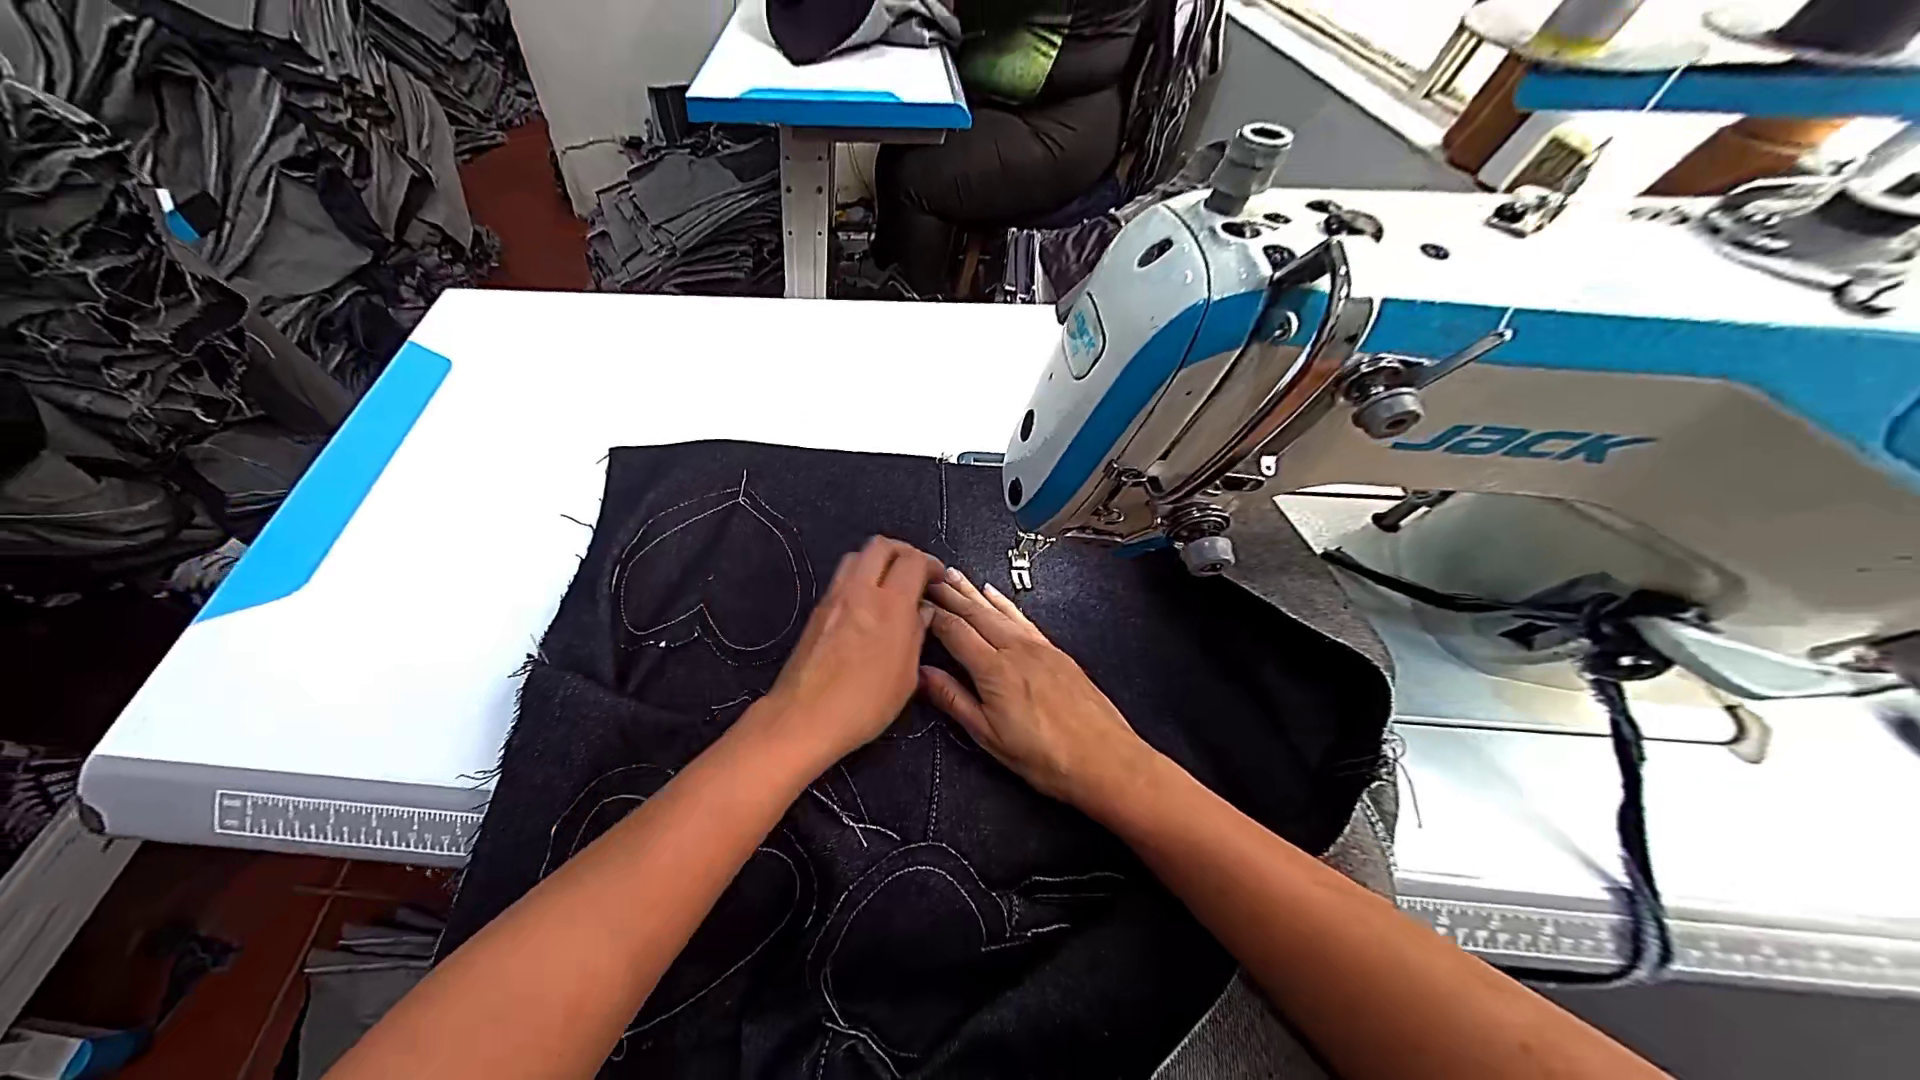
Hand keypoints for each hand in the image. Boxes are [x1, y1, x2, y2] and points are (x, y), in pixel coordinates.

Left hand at [756, 536, 944, 763]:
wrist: (804, 718)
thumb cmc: (861, 705)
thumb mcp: (906, 676)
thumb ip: (916, 635)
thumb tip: (921, 613)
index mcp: (890, 606)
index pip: (913, 561)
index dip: (931, 563)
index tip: (937, 575)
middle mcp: (859, 592)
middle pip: (881, 545)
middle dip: (903, 551)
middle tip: (916, 569)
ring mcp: (834, 599)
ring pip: (857, 556)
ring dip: (877, 560)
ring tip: (891, 582)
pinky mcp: (817, 611)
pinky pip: (841, 578)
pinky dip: (859, 578)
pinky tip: (867, 603)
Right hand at [919, 567, 1158, 806]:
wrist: (1105, 759)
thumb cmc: (1050, 757)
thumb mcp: (990, 737)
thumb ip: (954, 700)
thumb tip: (924, 676)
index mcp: (995, 670)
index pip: (954, 630)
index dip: (931, 613)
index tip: (914, 601)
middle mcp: (1017, 650)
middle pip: (974, 612)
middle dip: (948, 592)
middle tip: (927, 576)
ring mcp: (1038, 647)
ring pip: (997, 610)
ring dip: (972, 591)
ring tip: (953, 575)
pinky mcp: (1055, 651)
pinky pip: (1021, 617)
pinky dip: (1004, 602)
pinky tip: (994, 594)